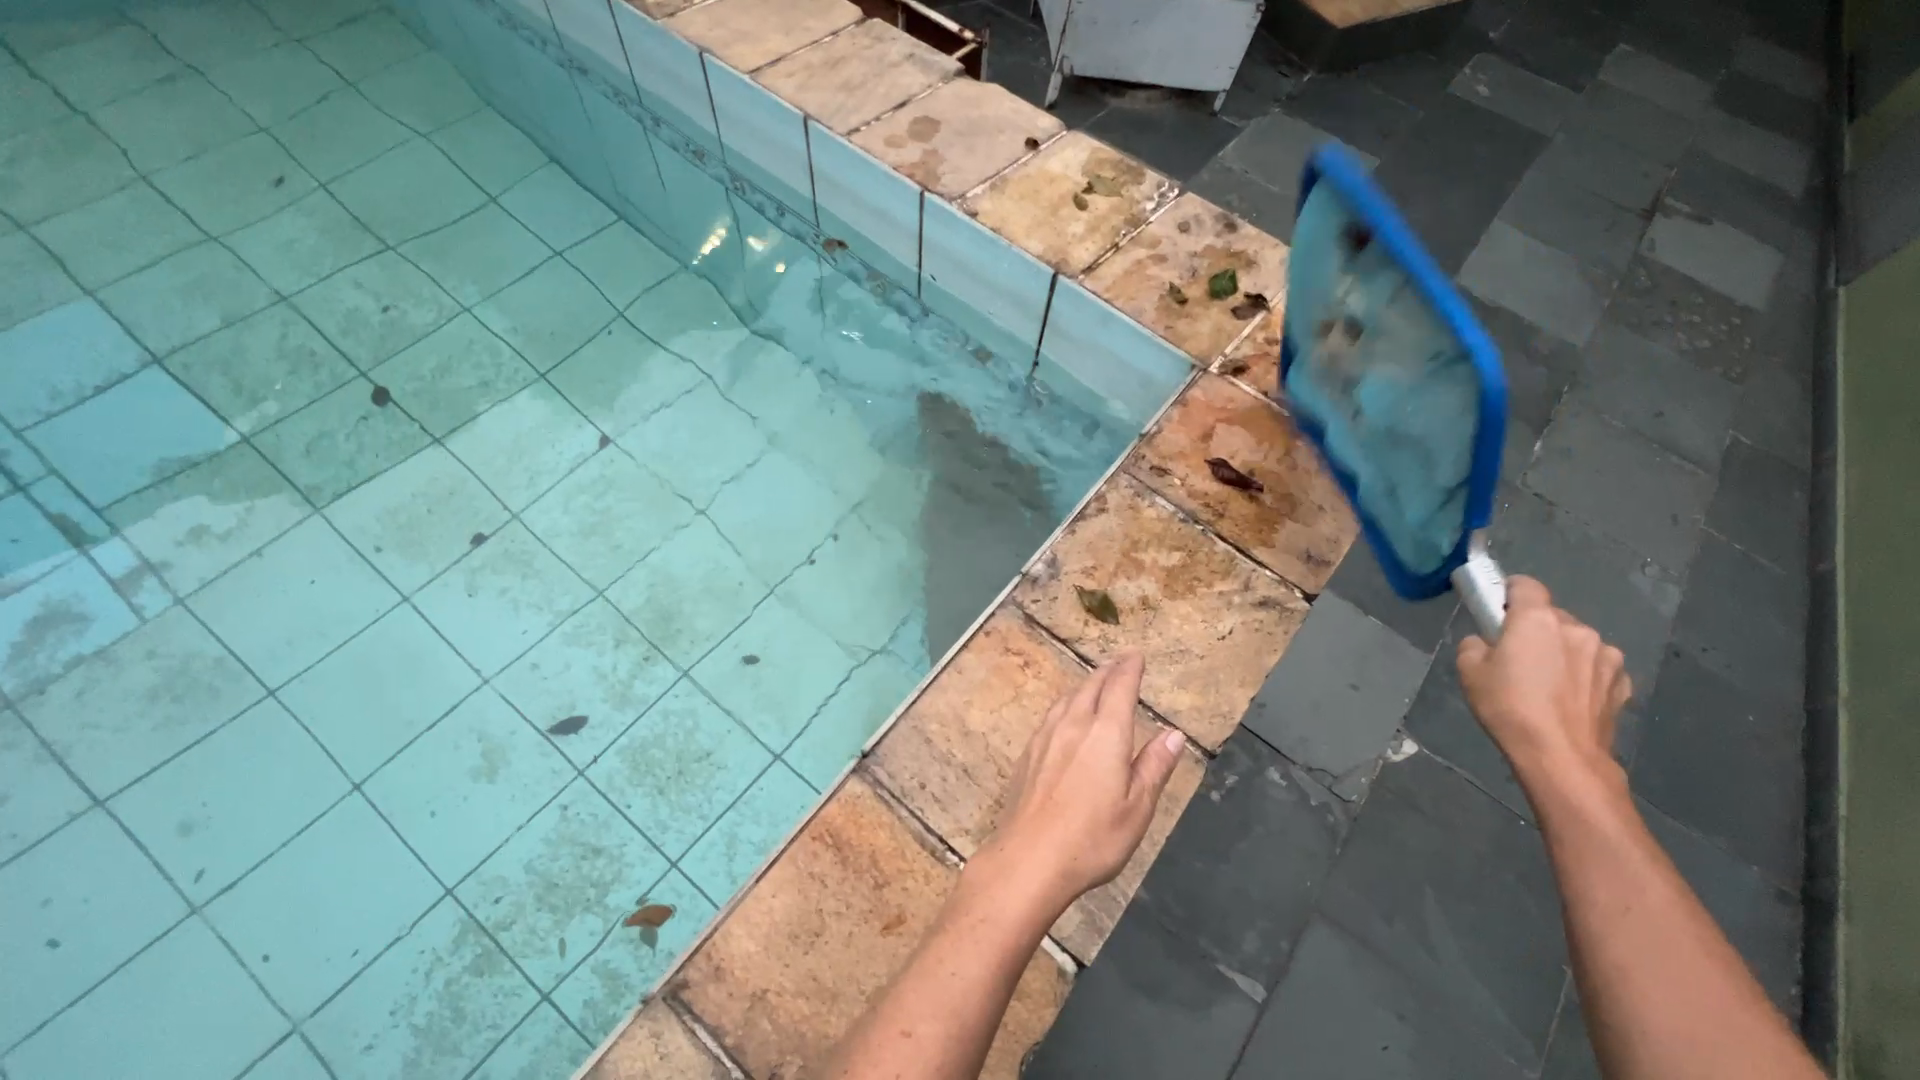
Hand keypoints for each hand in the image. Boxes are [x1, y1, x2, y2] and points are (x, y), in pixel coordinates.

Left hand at [971, 652, 1185, 916]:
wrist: (1029, 859)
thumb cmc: (1092, 838)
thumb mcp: (1137, 808)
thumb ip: (1154, 767)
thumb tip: (1173, 734)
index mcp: (1105, 734)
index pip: (1119, 688)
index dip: (1130, 669)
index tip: (1137, 655)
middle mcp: (1073, 725)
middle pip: (1091, 686)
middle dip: (1108, 671)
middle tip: (1120, 662)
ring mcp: (1045, 738)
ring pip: (1068, 699)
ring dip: (1085, 685)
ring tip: (1095, 684)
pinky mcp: (1028, 755)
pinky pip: (1051, 716)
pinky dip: (1066, 705)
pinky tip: (1065, 717)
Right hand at [1457, 576, 1631, 788]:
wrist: (1560, 754)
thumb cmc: (1509, 707)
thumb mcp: (1468, 671)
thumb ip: (1475, 644)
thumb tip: (1487, 642)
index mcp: (1537, 619)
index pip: (1525, 585)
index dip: (1509, 592)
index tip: (1499, 610)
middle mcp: (1577, 628)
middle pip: (1552, 617)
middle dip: (1536, 630)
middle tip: (1517, 658)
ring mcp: (1606, 655)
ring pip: (1577, 642)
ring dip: (1563, 653)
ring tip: (1548, 685)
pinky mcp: (1622, 682)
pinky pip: (1597, 667)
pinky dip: (1584, 675)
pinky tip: (1571, 699)